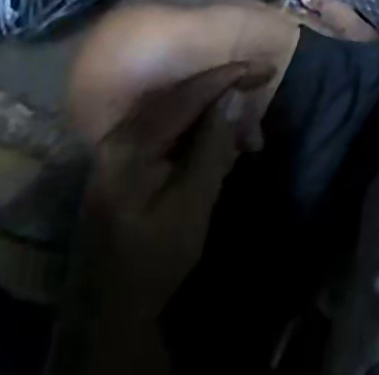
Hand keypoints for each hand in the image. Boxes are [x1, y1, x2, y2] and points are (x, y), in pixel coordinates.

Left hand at [77, 61, 270, 319]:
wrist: (112, 309)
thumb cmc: (156, 257)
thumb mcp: (193, 203)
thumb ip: (212, 145)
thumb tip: (233, 95)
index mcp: (131, 144)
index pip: (187, 95)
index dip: (228, 77)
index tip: (265, 69)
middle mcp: (119, 136)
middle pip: (182, 99)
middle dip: (226, 101)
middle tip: (259, 121)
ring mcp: (118, 148)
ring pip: (178, 113)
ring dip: (216, 120)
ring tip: (247, 142)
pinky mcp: (126, 161)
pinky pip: (169, 130)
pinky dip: (200, 132)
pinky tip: (221, 148)